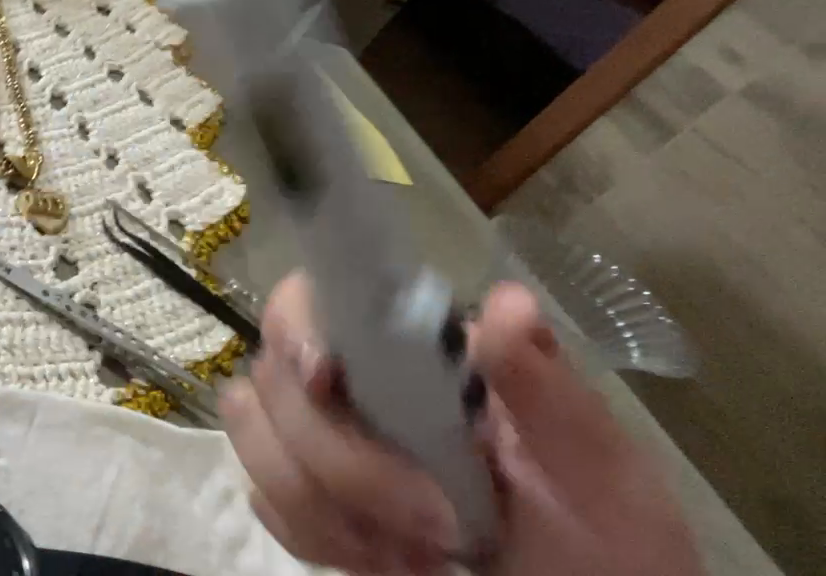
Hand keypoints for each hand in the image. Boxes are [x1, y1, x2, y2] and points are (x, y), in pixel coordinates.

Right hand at [220, 274, 700, 574]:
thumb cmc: (601, 549)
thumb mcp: (597, 478)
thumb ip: (550, 397)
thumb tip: (510, 302)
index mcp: (406, 354)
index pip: (308, 301)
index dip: (295, 330)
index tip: (325, 382)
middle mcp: (344, 382)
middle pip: (271, 378)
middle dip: (339, 461)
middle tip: (437, 528)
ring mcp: (311, 439)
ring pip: (251, 433)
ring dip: (321, 504)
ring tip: (411, 554)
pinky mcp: (299, 496)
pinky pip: (262, 498)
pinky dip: (316, 536)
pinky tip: (381, 560)